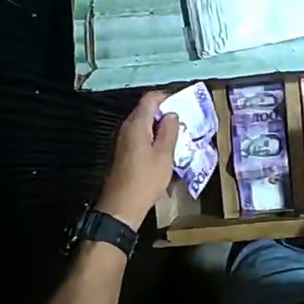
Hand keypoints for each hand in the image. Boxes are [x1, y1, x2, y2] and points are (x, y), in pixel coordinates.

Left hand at [98, 91, 180, 228]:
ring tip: (176, 136)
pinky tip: (162, 150)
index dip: (166, 97)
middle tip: (182, 122)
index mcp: (136, 125)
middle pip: (145, 110)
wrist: (122, 206)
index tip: (182, 105)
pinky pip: (138, 136)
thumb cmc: (146, 179)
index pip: (150, 99)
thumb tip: (171, 114)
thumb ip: (169, 131)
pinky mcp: (122, 152)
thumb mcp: (165, 155)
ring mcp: (122, 140)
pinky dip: (151, 137)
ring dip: (158, 126)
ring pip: (142, 124)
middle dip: (164, 112)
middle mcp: (126, 128)